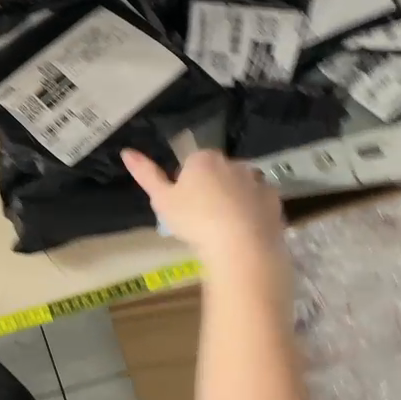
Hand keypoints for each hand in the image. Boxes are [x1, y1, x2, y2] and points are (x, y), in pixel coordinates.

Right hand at [121, 149, 284, 265]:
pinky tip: (242, 230)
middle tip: (199, 215)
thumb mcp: (161, 199)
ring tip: (222, 226)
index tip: (181, 202)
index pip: (191, 162)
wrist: (242, 248)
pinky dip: (251, 211)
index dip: (184, 181)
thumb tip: (125, 151)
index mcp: (203, 158)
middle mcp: (233, 163)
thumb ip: (145, 174)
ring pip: (239, 185)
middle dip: (210, 186)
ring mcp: (257, 181)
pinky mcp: (275, 202)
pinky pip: (258, 202)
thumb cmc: (195, 220)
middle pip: (217, 171)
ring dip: (232, 198)